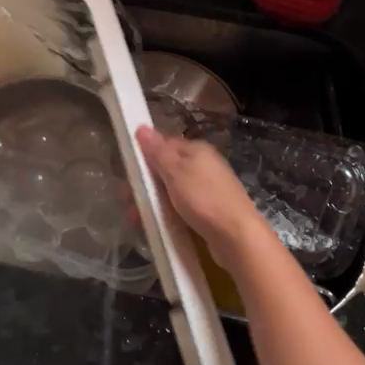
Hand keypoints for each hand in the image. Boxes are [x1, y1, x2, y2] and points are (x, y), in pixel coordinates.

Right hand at [134, 126, 268, 267]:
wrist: (237, 237)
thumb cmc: (204, 199)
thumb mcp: (176, 172)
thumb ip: (158, 152)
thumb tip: (142, 128)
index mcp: (197, 150)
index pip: (165, 144)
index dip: (145, 154)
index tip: (128, 170)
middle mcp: (203, 166)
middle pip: (167, 168)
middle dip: (146, 183)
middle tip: (127, 200)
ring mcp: (207, 189)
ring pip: (172, 190)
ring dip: (152, 201)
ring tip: (136, 218)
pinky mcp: (208, 211)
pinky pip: (181, 207)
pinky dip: (167, 213)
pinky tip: (156, 224)